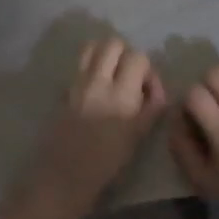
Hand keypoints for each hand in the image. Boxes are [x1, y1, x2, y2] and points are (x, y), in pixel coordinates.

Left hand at [24, 38, 165, 214]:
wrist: (64, 176)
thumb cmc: (106, 163)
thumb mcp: (138, 136)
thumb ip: (150, 107)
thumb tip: (155, 87)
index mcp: (122, 94)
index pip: (138, 57)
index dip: (147, 69)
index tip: (145, 88)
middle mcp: (98, 81)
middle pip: (113, 43)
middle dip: (124, 54)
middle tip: (127, 76)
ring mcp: (77, 83)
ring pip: (92, 47)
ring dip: (104, 54)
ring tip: (109, 75)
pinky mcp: (62, 90)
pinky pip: (77, 66)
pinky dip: (88, 69)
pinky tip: (92, 90)